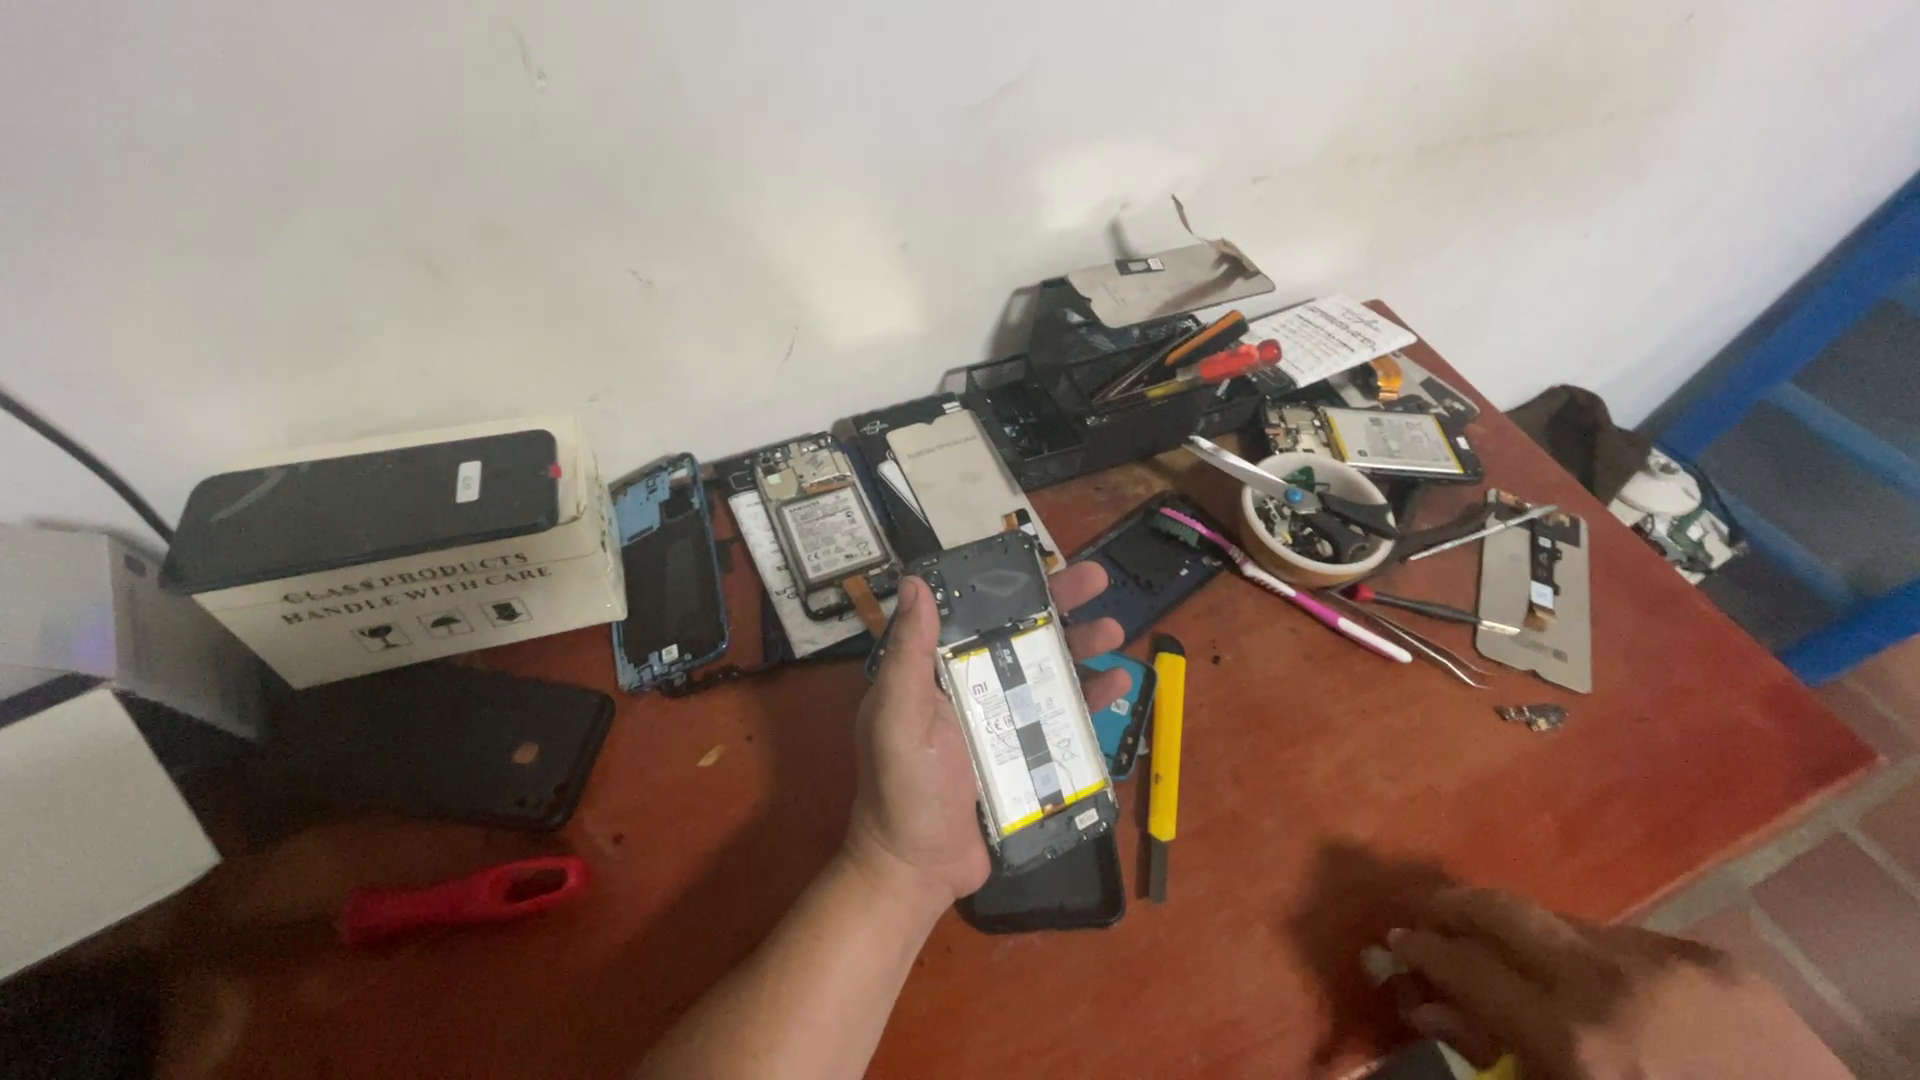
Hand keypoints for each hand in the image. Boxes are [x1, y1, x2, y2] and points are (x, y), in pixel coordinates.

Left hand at [842, 563, 1128, 904]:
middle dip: (1059, 606)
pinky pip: (1061, 719)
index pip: (975, 614)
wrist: (919, 868)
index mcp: (936, 671)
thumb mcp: (897, 716)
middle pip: (1019, 636)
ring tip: (1114, 632)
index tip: (1039, 562)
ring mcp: (1001, 720)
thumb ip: (908, 654)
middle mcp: (971, 687)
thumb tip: (914, 584)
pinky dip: (1089, 700)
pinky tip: (1116, 686)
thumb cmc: (903, 788)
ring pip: (1047, 672)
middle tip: (1098, 580)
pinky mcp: (1027, 753)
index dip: (1007, 586)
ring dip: (1081, 648)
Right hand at [1388, 888, 1850, 1079]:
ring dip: (1533, 937)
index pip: (1463, 963)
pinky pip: (1631, 940)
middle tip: (1428, 912)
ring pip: (1566, 920)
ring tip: (1524, 960)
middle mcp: (1612, 982)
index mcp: (1573, 1039)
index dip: (1421, 947)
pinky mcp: (1718, 959)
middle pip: (1502, 908)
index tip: (1397, 939)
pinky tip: (1611, 986)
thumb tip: (1420, 1003)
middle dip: (1454, 904)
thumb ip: (1490, 1052)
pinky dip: (1604, 958)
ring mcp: (1671, 962)